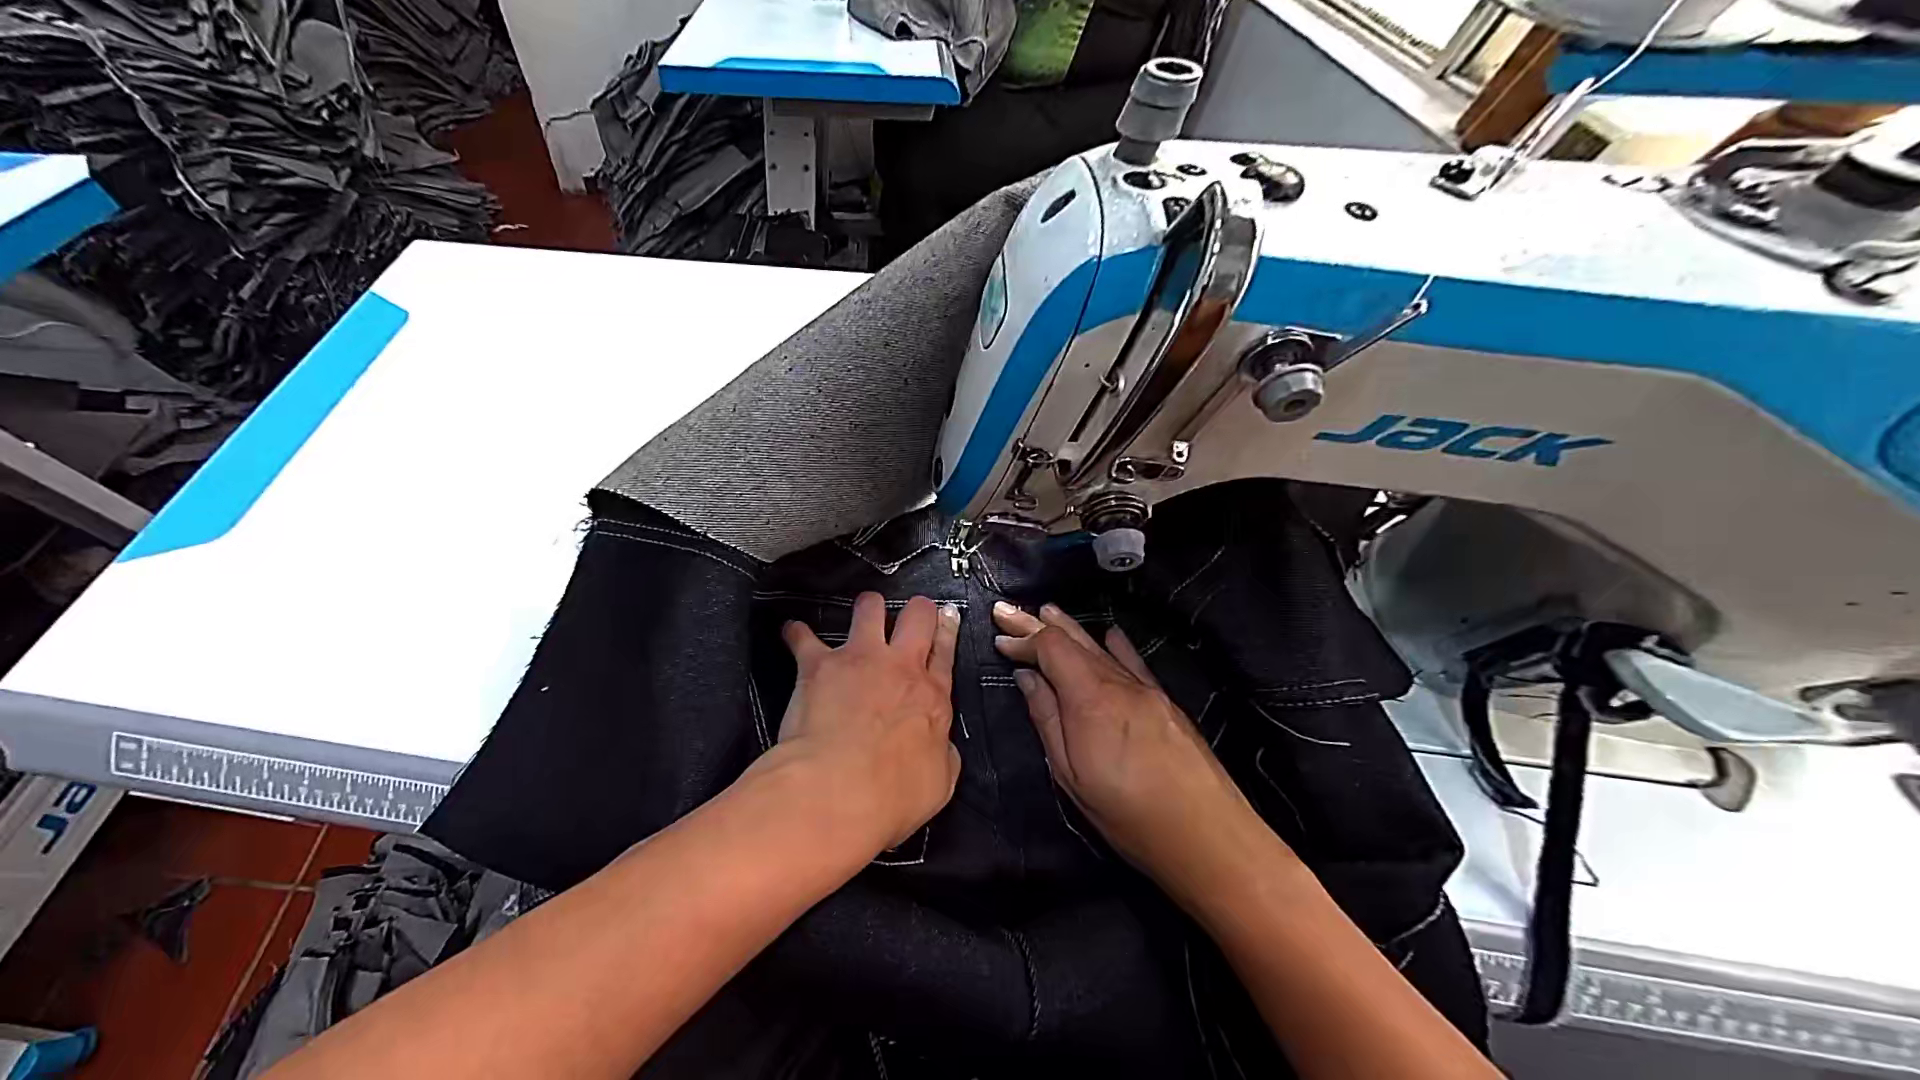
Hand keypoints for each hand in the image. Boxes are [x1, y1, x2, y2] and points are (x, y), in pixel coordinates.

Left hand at [768, 593, 961, 853]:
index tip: (947, 615)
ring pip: (870, 608)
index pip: (945, 652)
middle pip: (918, 615)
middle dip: (917, 609)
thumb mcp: (939, 783)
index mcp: (932, 696)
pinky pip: (804, 635)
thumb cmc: (890, 795)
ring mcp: (859, 659)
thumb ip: (943, 755)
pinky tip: (792, 632)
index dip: (947, 630)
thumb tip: (941, 746)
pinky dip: (797, 633)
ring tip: (863, 610)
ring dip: (868, 607)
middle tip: (912, 612)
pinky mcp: (818, 664)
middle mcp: (900, 667)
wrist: (836, 791)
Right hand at [992, 601, 1287, 898]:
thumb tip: (1027, 678)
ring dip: (1070, 629)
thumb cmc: (1130, 816)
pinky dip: (1116, 645)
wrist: (1209, 835)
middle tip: (1008, 612)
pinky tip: (1108, 633)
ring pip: (1101, 648)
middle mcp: (1118, 684)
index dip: (1024, 640)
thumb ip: (1047, 720)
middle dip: (1037, 625)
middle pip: (1073, 641)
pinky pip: (1135, 662)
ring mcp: (1146, 690)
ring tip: (1046, 611)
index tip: (1000, 640)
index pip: (1051, 648)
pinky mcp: (1166, 702)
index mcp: (1090, 700)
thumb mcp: (1072, 776)